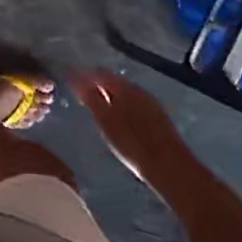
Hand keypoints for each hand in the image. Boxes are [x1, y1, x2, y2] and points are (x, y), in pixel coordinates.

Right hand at [68, 70, 189, 183]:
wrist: (170, 168)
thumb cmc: (131, 144)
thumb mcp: (104, 120)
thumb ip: (89, 96)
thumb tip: (74, 76)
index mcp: (123, 87)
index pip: (99, 73)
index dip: (83, 76)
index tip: (71, 83)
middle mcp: (138, 90)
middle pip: (113, 81)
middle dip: (96, 86)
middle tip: (81, 97)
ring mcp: (150, 104)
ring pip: (124, 93)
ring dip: (109, 97)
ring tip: (97, 110)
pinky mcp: (158, 118)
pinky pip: (134, 104)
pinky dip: (122, 107)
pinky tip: (119, 121)